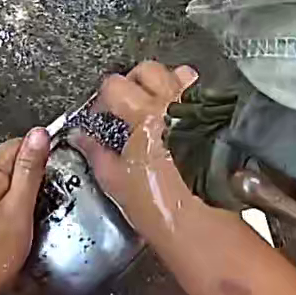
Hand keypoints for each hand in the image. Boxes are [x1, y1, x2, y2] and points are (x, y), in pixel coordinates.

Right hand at [66, 61, 220, 241]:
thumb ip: (95, 151)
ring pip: (178, 73)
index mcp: (145, 117)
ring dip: (162, 84)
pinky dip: (186, 98)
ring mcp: (196, 112)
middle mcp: (173, 107)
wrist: (198, 225)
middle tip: (125, 105)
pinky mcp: (213, 122)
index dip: (102, 99)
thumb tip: (81, 137)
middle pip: (147, 70)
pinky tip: (178, 118)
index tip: (101, 114)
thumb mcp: (115, 179)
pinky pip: (200, 94)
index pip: (114, 85)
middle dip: (132, 83)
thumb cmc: (160, 206)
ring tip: (154, 106)